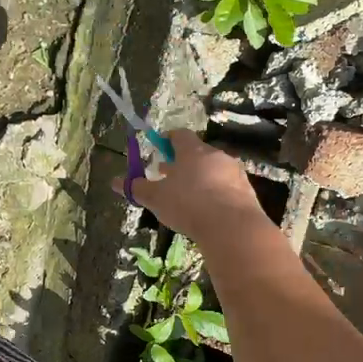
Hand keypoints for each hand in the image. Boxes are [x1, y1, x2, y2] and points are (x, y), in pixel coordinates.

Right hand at [115, 128, 268, 242]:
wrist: (232, 226)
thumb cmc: (187, 203)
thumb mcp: (155, 197)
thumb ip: (136, 188)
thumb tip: (116, 182)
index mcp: (192, 151)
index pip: (179, 135)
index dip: (167, 139)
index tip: (158, 148)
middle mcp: (215, 156)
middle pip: (197, 152)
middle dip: (181, 162)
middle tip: (167, 175)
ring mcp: (234, 173)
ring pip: (212, 169)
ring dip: (198, 177)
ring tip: (185, 195)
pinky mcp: (246, 191)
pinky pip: (225, 186)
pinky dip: (213, 192)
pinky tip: (204, 209)